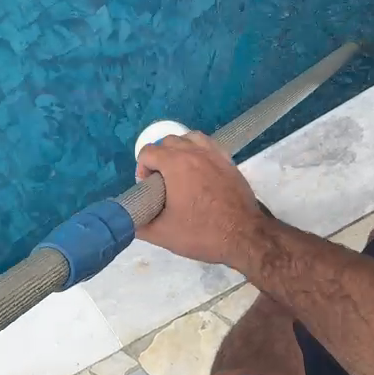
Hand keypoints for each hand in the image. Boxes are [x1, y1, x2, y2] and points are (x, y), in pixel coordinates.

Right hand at [134, 131, 268, 266]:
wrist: (244, 236)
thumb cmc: (202, 233)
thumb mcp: (163, 234)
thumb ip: (140, 225)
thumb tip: (129, 221)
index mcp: (176, 164)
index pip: (148, 152)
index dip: (142, 169)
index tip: (148, 188)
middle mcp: (195, 152)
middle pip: (168, 141)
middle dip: (159, 158)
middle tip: (161, 182)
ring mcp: (215, 154)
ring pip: (190, 138)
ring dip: (180, 149)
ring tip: (179, 172)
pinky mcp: (229, 161)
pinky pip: (209, 145)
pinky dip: (199, 151)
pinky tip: (200, 171)